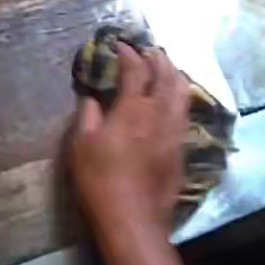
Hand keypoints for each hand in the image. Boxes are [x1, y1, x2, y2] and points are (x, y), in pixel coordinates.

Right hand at [67, 44, 189, 243]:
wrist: (132, 220)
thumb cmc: (100, 179)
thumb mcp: (81, 143)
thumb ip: (88, 113)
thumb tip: (92, 97)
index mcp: (133, 108)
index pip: (136, 69)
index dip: (128, 53)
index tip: (119, 45)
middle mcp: (160, 114)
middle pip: (168, 75)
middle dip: (158, 58)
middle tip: (147, 50)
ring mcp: (175, 132)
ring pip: (182, 93)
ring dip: (173, 74)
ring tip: (163, 68)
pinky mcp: (181, 150)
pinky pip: (184, 112)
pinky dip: (177, 96)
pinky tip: (169, 100)